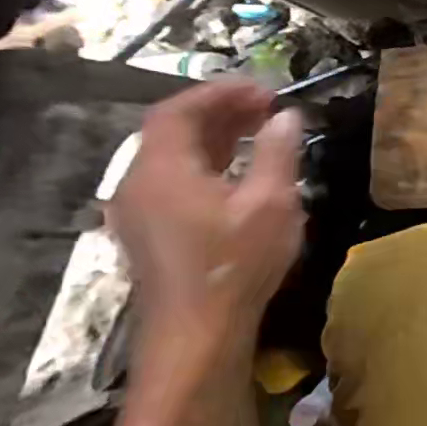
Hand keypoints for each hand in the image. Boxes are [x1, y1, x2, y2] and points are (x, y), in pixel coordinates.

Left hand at [108, 80, 305, 343]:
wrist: (197, 336)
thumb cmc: (235, 264)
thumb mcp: (270, 202)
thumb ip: (277, 152)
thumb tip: (287, 117)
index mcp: (161, 171)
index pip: (177, 111)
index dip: (219, 92)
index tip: (264, 89)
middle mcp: (139, 185)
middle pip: (172, 129)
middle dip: (220, 109)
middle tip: (268, 106)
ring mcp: (141, 210)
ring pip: (173, 154)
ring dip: (216, 133)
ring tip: (261, 127)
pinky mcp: (152, 231)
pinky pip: (175, 177)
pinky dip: (208, 158)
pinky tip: (241, 166)